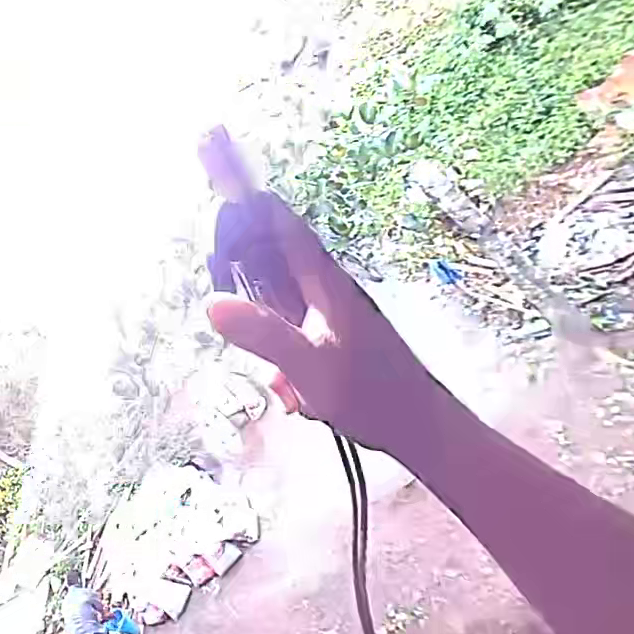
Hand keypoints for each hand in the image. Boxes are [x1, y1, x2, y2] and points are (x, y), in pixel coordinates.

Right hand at [205, 197, 450, 453]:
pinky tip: (284, 386)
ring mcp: (326, 313)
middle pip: (274, 254)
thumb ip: (263, 333)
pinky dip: (275, 345)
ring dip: (257, 311)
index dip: (253, 209)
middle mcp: (324, 289)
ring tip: (253, 342)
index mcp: (324, 282)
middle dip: (241, 263)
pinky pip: (288, 325)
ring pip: (277, 293)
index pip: (284, 227)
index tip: (221, 203)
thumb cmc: (372, 393)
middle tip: (217, 277)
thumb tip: (210, 302)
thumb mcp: (309, 365)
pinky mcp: (328, 337)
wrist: (423, 431)